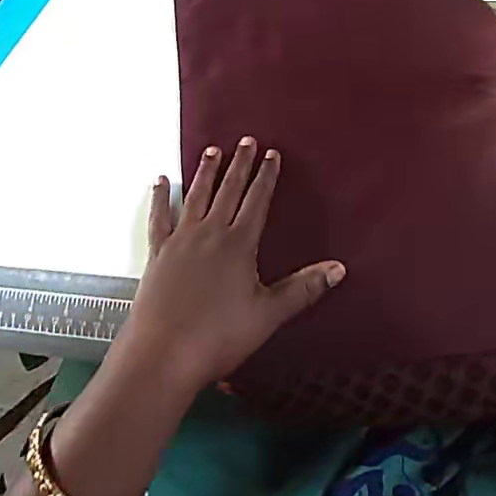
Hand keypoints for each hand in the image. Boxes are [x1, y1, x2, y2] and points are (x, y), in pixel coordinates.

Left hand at [116, 138, 344, 391]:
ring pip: (196, 195)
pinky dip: (160, 197)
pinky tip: (160, 181)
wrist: (163, 355)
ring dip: (205, 171)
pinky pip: (159, 216)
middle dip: (239, 163)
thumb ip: (303, 288)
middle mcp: (209, 233)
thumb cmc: (218, 337)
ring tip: (211, 150)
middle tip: (245, 140)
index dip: (266, 175)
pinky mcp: (157, 252)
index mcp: (238, 244)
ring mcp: (180, 239)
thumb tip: (338, 269)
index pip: (257, 200)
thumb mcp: (268, 314)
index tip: (271, 154)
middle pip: (228, 189)